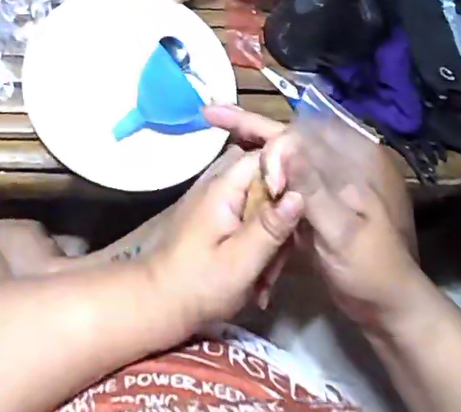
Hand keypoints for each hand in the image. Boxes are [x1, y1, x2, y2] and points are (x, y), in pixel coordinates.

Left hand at [140, 145, 304, 338]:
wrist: (156, 304)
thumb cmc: (198, 284)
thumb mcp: (241, 261)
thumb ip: (270, 227)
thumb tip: (301, 194)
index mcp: (224, 186)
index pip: (265, 156)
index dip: (289, 176)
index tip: (304, 210)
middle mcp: (219, 183)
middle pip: (265, 182)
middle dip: (279, 219)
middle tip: (279, 259)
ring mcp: (216, 200)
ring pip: (258, 205)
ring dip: (269, 239)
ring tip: (264, 279)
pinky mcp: (215, 218)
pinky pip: (246, 219)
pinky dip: (255, 245)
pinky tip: (256, 279)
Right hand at [207, 103, 421, 326]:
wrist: (390, 307)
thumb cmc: (372, 270)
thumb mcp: (342, 231)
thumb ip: (313, 187)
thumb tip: (284, 145)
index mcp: (354, 156)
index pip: (303, 135)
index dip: (273, 147)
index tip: (258, 173)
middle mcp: (342, 156)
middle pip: (289, 134)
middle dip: (250, 123)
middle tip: (213, 112)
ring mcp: (330, 174)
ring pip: (284, 149)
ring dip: (251, 137)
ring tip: (218, 121)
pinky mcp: (319, 193)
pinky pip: (286, 169)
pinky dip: (261, 161)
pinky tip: (239, 153)